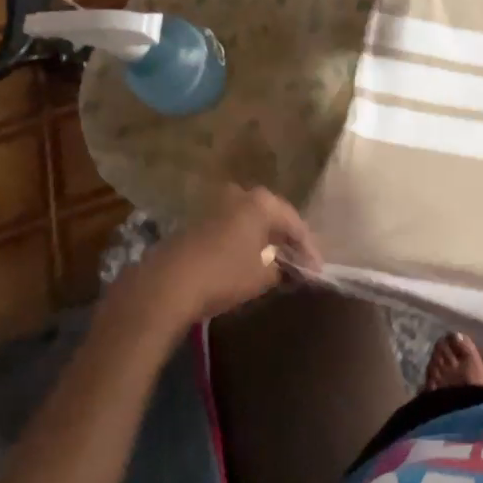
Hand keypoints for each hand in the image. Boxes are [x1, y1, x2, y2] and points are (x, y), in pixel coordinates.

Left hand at [103, 186, 319, 335]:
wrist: (165, 286)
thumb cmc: (223, 275)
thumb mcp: (261, 277)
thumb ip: (281, 270)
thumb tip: (288, 269)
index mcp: (261, 202)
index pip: (296, 224)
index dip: (309, 250)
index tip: (317, 273)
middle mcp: (240, 196)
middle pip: (273, 219)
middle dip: (287, 242)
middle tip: (299, 264)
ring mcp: (215, 207)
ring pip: (250, 223)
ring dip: (263, 242)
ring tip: (276, 265)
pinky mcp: (196, 224)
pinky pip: (231, 231)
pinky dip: (243, 245)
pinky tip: (247, 264)